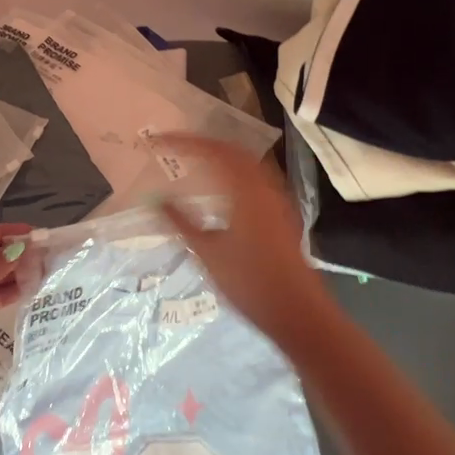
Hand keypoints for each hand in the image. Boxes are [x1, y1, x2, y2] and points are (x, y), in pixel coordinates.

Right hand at [155, 134, 336, 343]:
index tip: (158, 141)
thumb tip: (156, 199)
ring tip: (197, 159)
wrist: (298, 313)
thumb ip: (181, 221)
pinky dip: (236, 171)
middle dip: (203, 143)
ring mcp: (278, 200)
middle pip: (233, 150)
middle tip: (177, 144)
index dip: (183, 142)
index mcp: (244, 190)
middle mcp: (265, 187)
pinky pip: (257, 177)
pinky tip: (224, 188)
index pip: (211, 152)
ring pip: (248, 163)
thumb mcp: (207, 253)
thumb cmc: (249, 284)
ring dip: (222, 155)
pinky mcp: (283, 214)